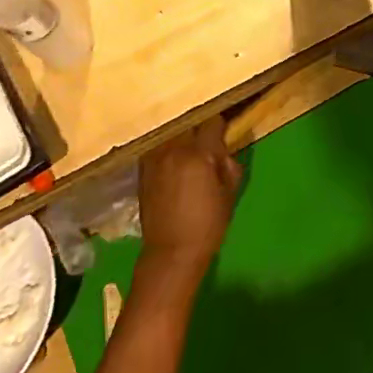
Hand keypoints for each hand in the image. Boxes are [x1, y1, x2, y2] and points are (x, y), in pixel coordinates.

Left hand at [138, 118, 241, 265]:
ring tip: (189, 148)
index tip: (226, 130)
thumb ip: (229, 165)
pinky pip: (158, 148)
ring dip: (181, 136)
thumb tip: (222, 151)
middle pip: (188, 123)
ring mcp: (154, 158)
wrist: (171, 250)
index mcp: (199, 154)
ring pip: (170, 133)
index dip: (221, 124)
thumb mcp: (230, 193)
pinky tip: (173, 162)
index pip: (211, 122)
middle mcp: (173, 150)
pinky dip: (168, 149)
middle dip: (199, 128)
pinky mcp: (142, 169)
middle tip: (208, 139)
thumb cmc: (208, 224)